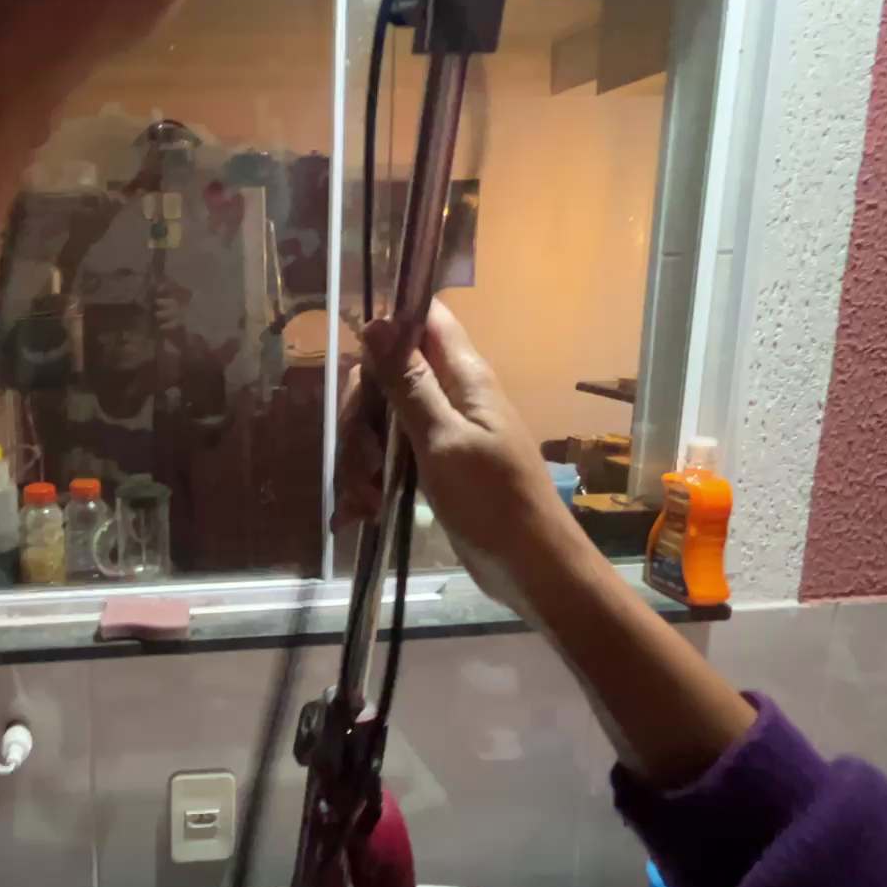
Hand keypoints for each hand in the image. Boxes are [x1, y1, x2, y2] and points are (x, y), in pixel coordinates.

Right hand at [334, 300, 569, 564]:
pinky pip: (385, 454)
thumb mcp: (442, 440)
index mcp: (463, 376)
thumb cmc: (492, 502)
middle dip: (359, 417)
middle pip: (384, 376)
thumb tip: (377, 323)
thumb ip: (408, 383)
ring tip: (363, 501)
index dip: (388, 329)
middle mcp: (450, 394)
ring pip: (377, 420)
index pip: (424, 319)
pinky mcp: (429, 461)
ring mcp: (438, 429)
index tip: (362, 370)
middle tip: (363, 459)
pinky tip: (359, 512)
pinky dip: (366, 481)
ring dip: (359, 459)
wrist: (528, 567)